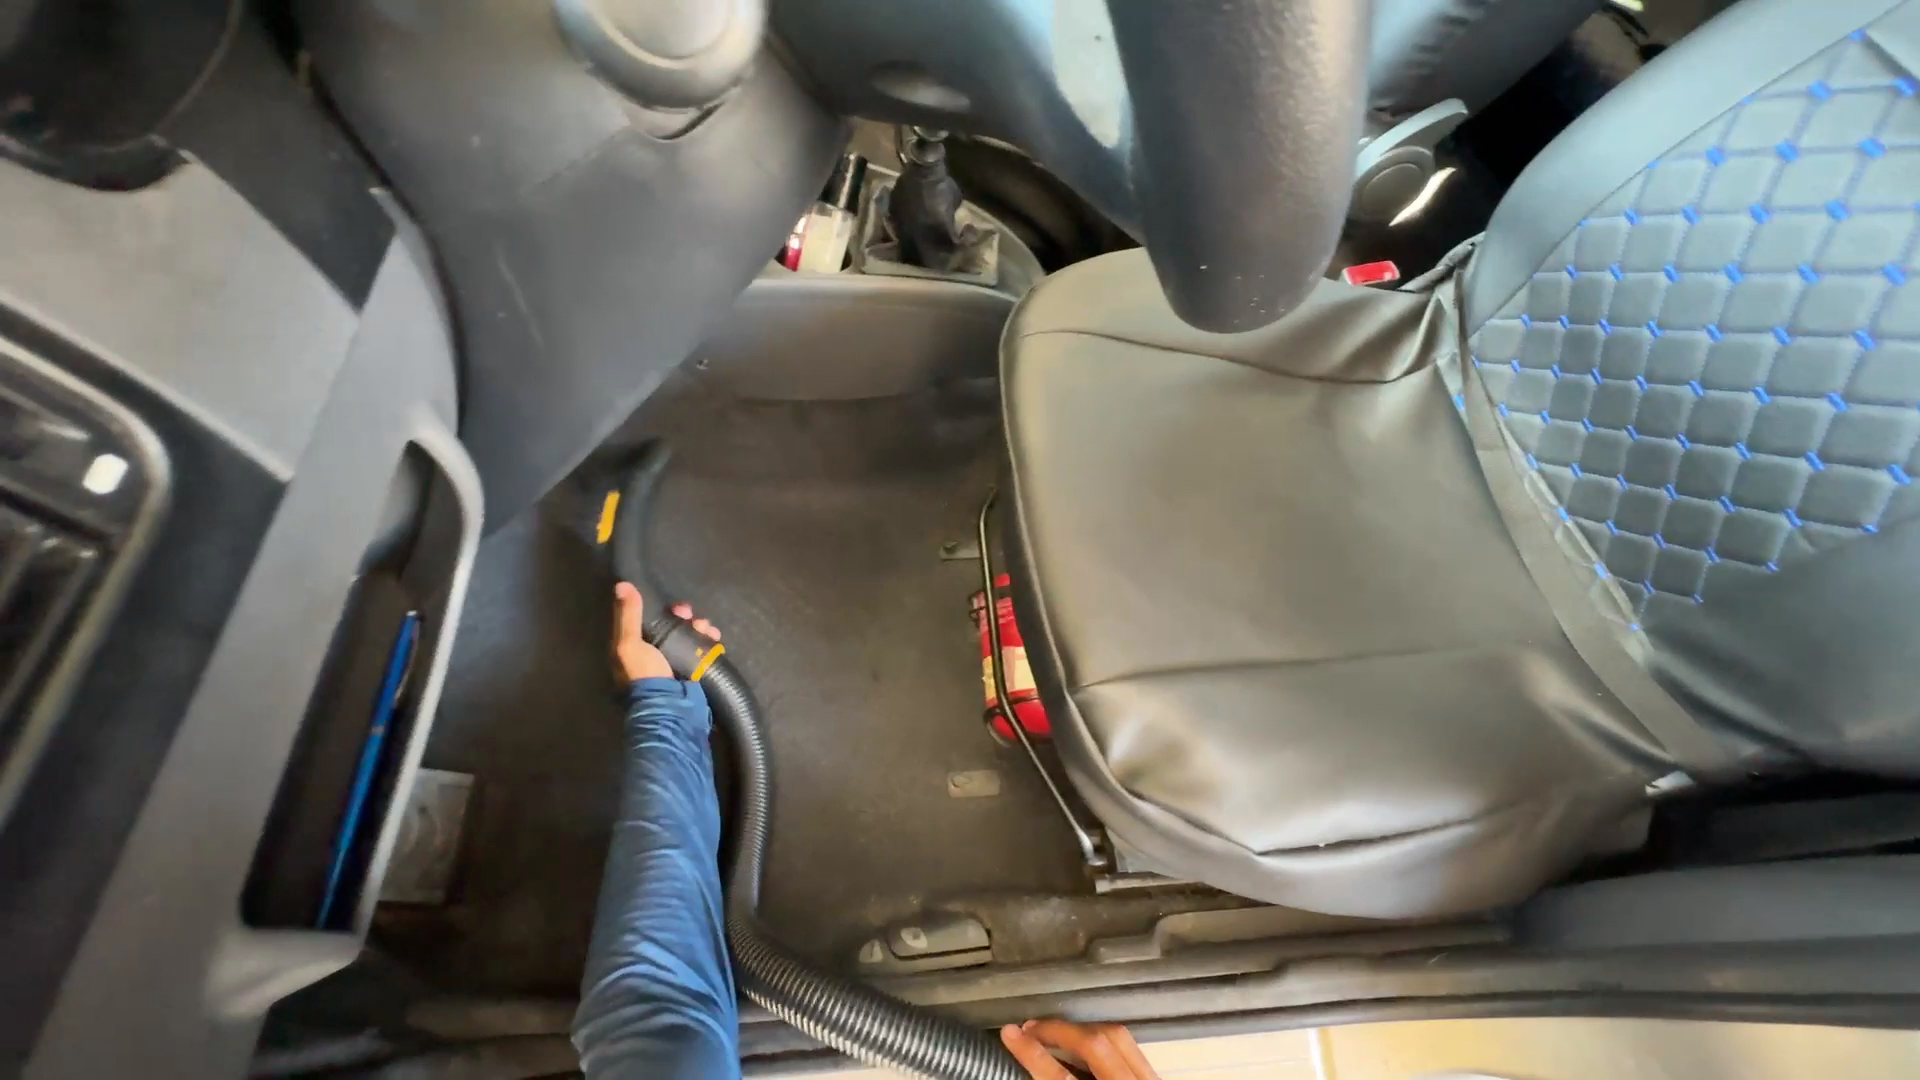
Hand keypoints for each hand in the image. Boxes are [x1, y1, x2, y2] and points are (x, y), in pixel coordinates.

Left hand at [612, 581, 720, 682]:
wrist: (670, 706)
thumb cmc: (645, 674)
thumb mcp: (629, 644)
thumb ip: (628, 616)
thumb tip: (622, 584)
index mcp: (634, 647)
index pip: (648, 620)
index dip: (661, 609)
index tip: (674, 606)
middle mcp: (653, 653)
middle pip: (671, 625)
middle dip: (683, 617)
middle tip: (691, 615)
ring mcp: (675, 661)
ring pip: (688, 634)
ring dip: (699, 626)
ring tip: (707, 628)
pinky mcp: (693, 669)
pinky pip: (702, 647)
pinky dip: (708, 639)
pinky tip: (714, 635)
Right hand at [1000, 1020, 1160, 1079]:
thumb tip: (1036, 1064)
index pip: (1061, 1078)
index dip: (1033, 1053)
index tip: (1010, 1034)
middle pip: (1096, 1042)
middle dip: (1059, 1029)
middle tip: (1030, 1028)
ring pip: (1119, 1036)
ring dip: (1082, 1028)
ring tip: (1055, 1031)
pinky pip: (1132, 1048)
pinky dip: (1106, 1039)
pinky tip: (1088, 1044)